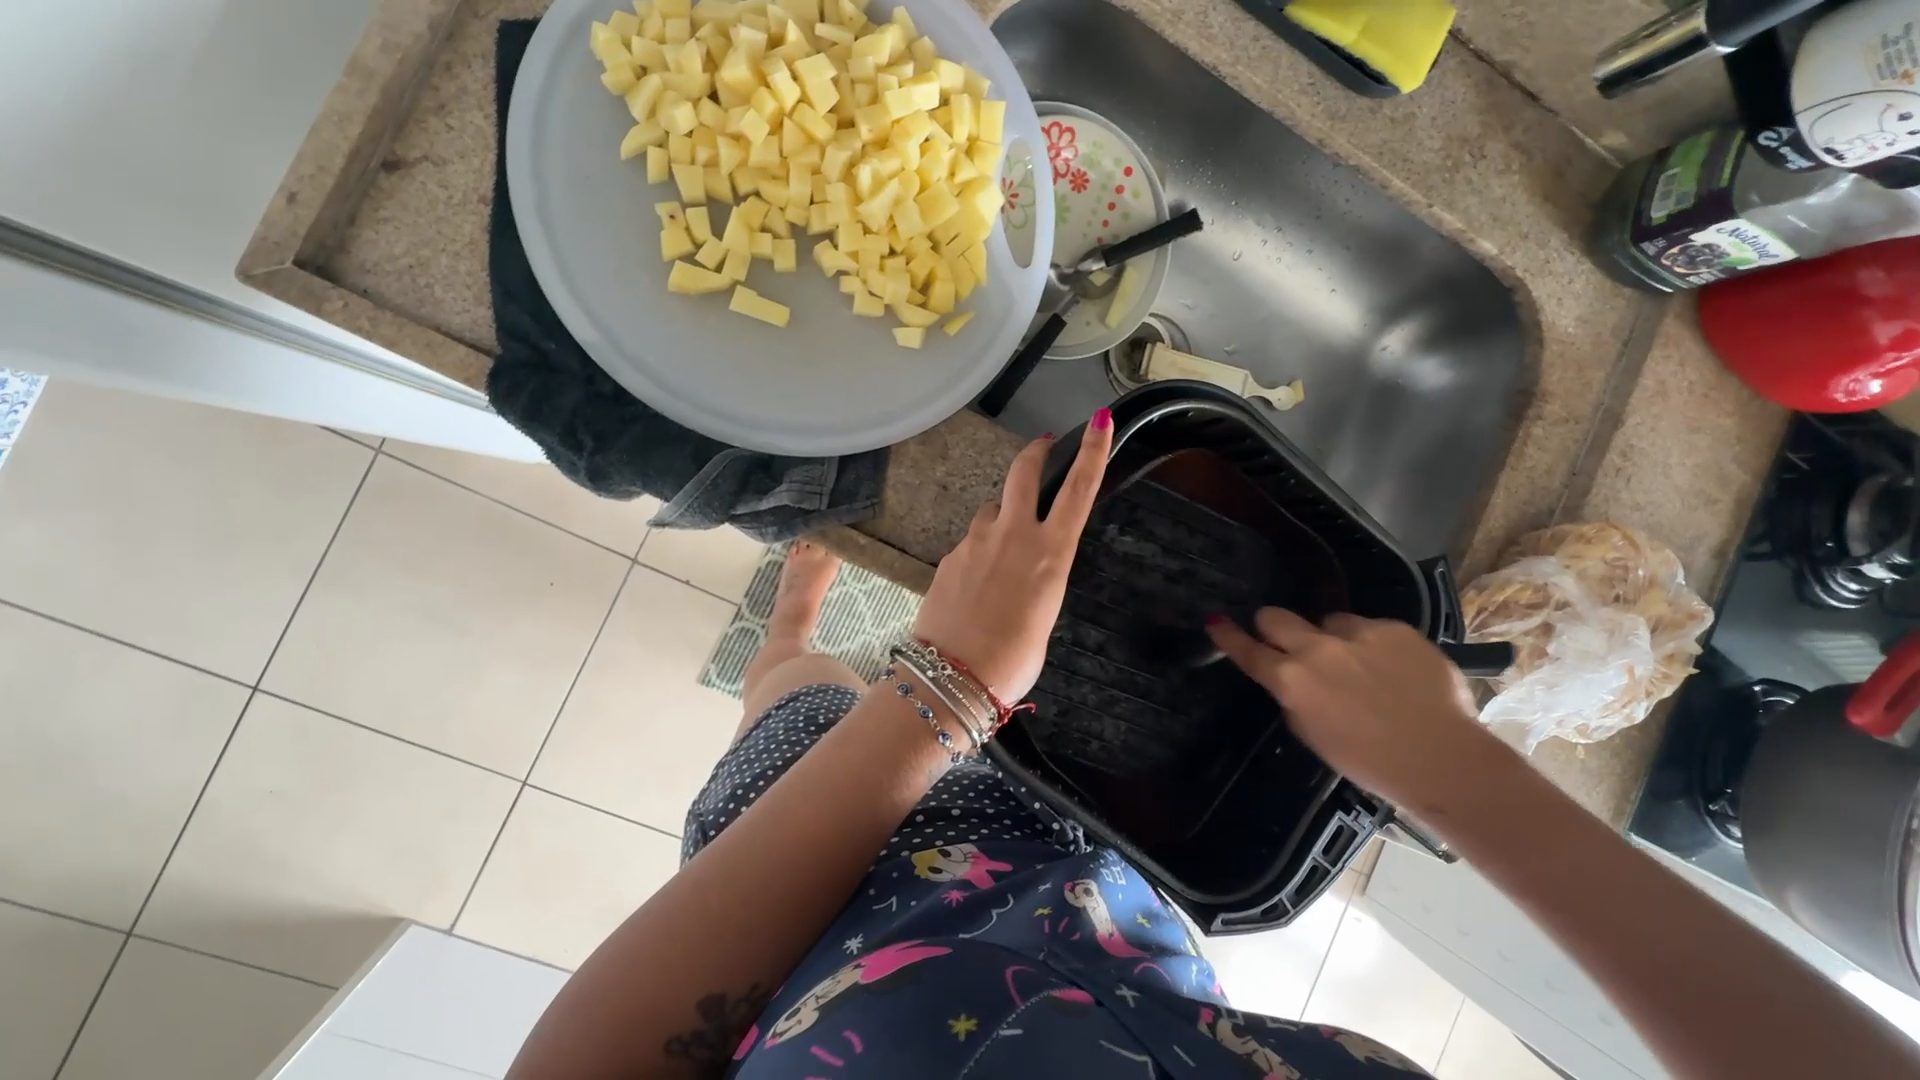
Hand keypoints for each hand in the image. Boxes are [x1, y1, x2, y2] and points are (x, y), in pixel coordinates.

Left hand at [912, 411, 1113, 700]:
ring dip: (1000, 517)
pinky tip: (976, 585)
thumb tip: (1024, 571)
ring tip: (1003, 551)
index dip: (1092, 452)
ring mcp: (975, 542)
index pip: (1078, 489)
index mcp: (1050, 552)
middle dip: (1035, 453)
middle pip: (1023, 473)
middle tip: (1042, 446)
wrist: (952, 676)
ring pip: (991, 511)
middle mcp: (1013, 535)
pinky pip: (970, 543)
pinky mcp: (948, 556)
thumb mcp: (1043, 616)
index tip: (1099, 421)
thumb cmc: (1013, 660)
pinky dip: (978, 552)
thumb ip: (1038, 580)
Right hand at [1206, 608, 1513, 813]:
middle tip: (1289, 644)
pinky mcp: (1394, 627)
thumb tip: (1295, 683)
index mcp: (1291, 681)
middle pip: (1276, 617)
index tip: (1216, 622)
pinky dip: (1374, 645)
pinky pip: (1371, 628)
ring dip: (1333, 639)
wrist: (1443, 758)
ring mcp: (1357, 633)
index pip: (1247, 650)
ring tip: (1363, 667)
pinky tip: (1395, 671)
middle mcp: (1316, 649)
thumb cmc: (1370, 762)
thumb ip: (1295, 700)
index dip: (1227, 635)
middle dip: (1274, 627)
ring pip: (1329, 622)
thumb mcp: (1314, 736)